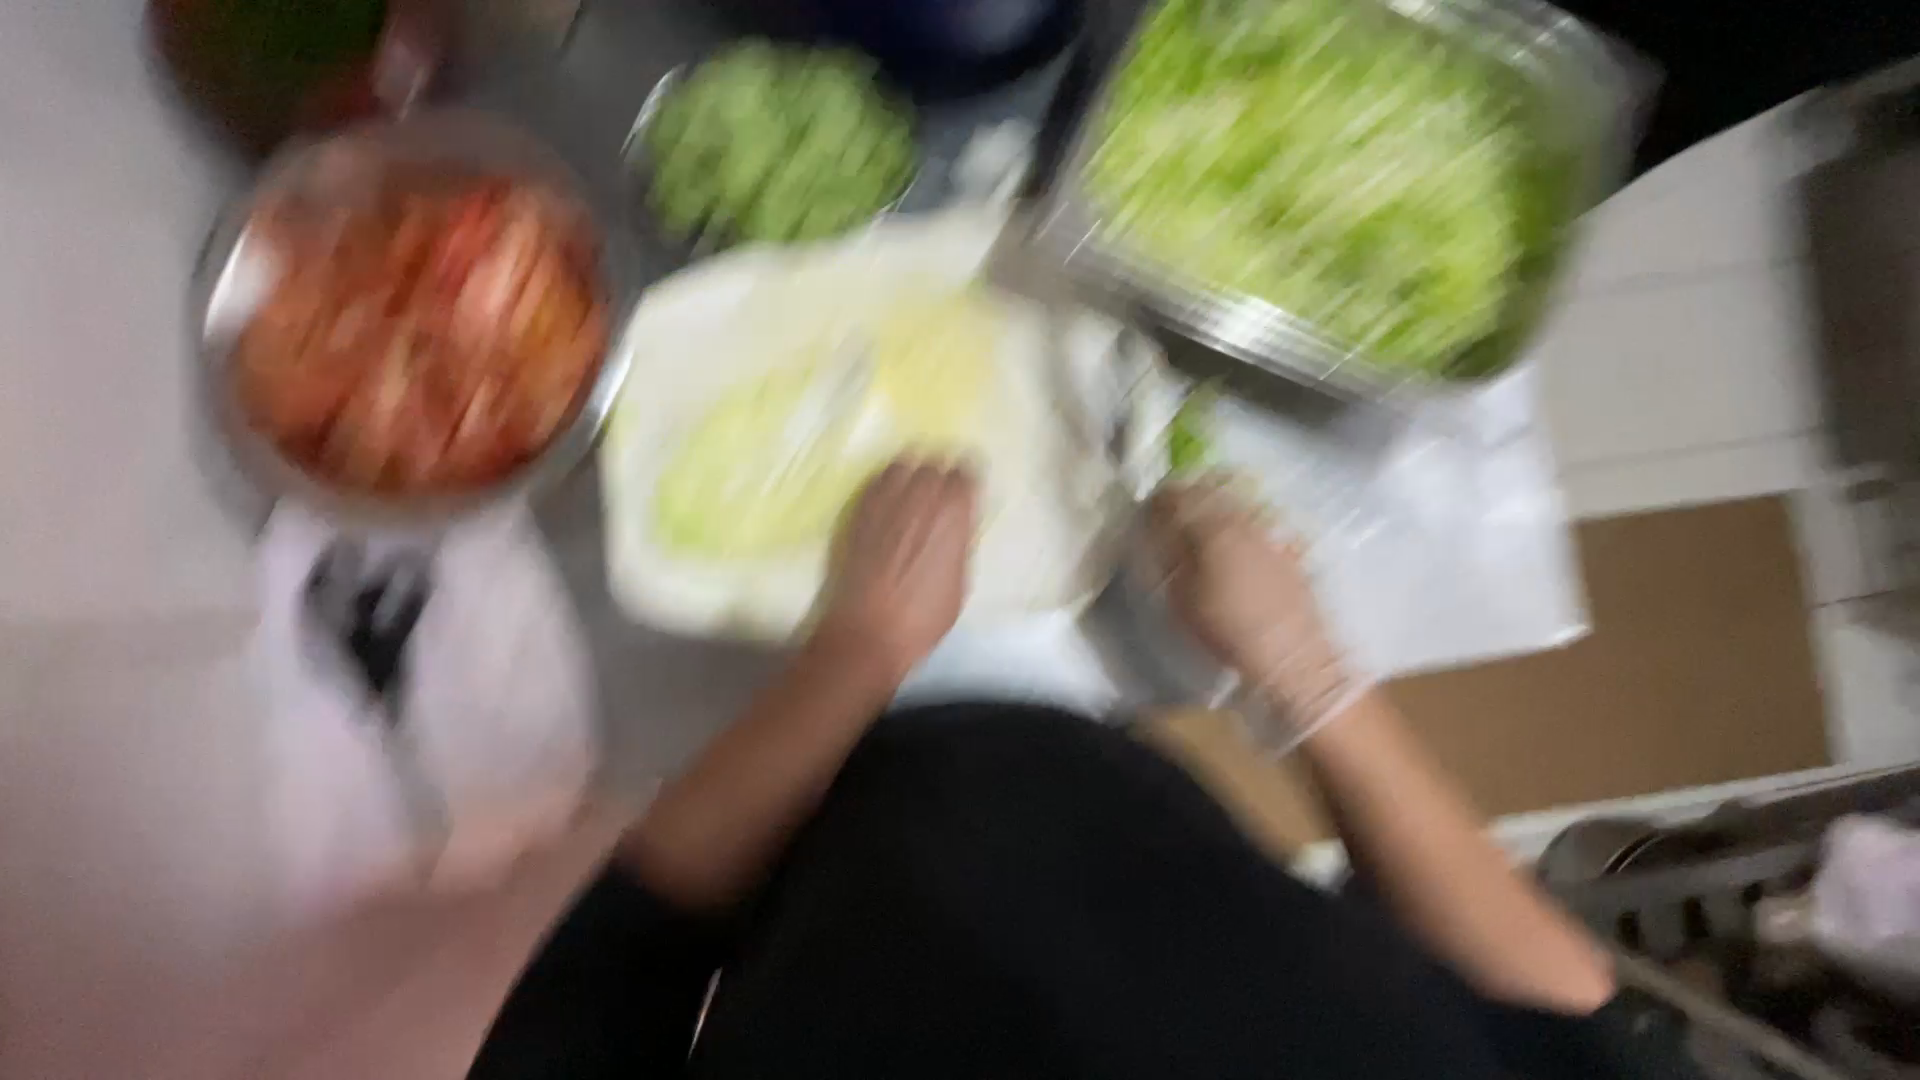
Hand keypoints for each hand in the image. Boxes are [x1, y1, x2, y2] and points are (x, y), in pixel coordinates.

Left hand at [817, 458, 977, 681]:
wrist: (867, 632)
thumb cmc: (922, 618)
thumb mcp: (960, 582)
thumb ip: (958, 544)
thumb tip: (954, 529)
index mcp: (953, 514)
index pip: (966, 472)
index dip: (966, 483)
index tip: (965, 494)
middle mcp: (920, 497)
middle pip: (933, 463)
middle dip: (939, 474)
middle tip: (939, 493)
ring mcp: (884, 501)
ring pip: (902, 464)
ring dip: (911, 473)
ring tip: (911, 491)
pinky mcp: (856, 510)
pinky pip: (875, 481)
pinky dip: (885, 484)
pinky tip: (887, 502)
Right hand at [1148, 475, 1357, 723]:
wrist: (1292, 655)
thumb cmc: (1228, 630)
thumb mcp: (1182, 598)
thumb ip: (1170, 557)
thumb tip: (1158, 533)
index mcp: (1211, 530)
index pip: (1179, 498)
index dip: (1160, 500)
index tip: (1148, 508)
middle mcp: (1243, 522)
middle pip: (1210, 493)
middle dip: (1188, 497)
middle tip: (1172, 510)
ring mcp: (1270, 533)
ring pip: (1237, 504)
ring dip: (1217, 506)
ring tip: (1204, 522)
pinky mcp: (1290, 549)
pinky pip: (1259, 523)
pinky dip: (1242, 523)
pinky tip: (1238, 539)